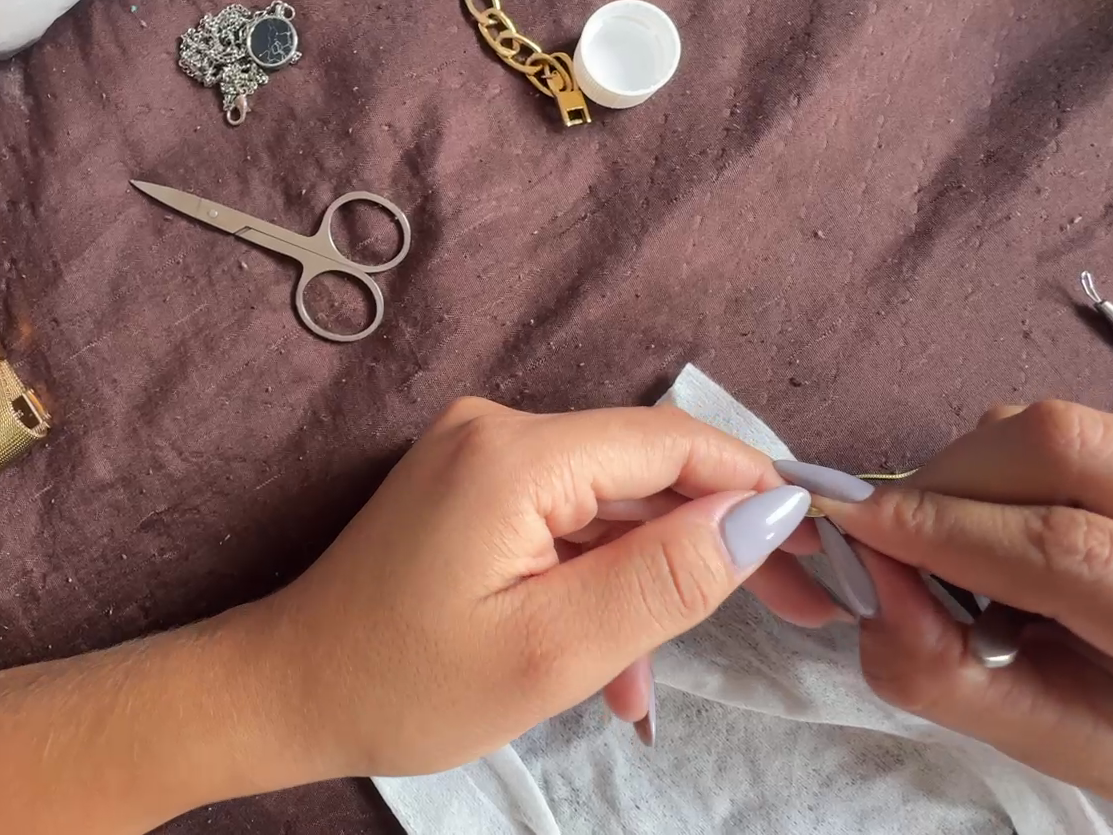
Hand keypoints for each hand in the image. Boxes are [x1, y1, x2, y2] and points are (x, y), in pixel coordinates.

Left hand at [238, 397, 818, 778]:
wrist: (294, 684)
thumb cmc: (410, 682)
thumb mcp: (554, 650)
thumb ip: (664, 577)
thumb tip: (761, 512)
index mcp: (514, 453)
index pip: (666, 441)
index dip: (751, 482)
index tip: (818, 541)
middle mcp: (496, 427)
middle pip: (639, 467)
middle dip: (712, 536)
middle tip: (795, 607)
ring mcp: (478, 451)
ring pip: (602, 500)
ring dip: (646, 575)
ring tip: (657, 673)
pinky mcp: (469, 481)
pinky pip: (559, 515)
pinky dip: (593, 573)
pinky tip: (608, 655)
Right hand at [820, 402, 1112, 834]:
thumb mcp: (1098, 761)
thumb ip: (955, 677)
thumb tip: (866, 578)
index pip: (1082, 556)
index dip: (941, 530)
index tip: (844, 524)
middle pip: (1071, 450)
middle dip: (947, 479)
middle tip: (898, 532)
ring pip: (1077, 424)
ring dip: (979, 468)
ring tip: (977, 537)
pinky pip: (1100, 421)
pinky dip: (1026, 461)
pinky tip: (1047, 520)